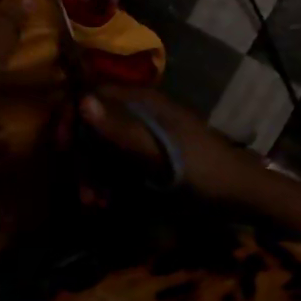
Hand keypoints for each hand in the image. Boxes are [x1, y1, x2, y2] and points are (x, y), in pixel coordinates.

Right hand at [76, 86, 266, 201]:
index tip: (61, 146)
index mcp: (144, 103)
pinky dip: (108, 184)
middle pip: (94, 128)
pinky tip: (105, 203)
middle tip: (84, 192)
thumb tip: (81, 100)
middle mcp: (140, 115)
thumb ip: (120, 130)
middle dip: (83, 159)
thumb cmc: (202, 170)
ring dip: (93, 177)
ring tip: (94, 204)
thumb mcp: (158, 153)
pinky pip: (117, 168)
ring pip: (103, 151)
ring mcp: (144, 139)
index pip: (94, 96)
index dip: (72, 117)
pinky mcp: (149, 162)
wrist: (238, 195)